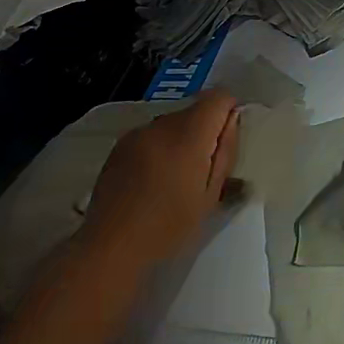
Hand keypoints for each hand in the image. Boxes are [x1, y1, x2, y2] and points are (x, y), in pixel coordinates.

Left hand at [83, 91, 241, 265]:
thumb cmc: (170, 226)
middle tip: (205, 166)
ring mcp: (136, 134)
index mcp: (188, 136)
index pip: (217, 97)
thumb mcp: (211, 194)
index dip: (229, 110)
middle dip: (206, 128)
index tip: (228, 139)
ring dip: (182, 137)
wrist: (111, 247)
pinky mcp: (119, 146)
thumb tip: (231, 121)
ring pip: (172, 121)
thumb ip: (226, 152)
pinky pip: (152, 134)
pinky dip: (161, 146)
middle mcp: (161, 125)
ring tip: (178, 175)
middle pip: (194, 109)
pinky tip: (155, 178)